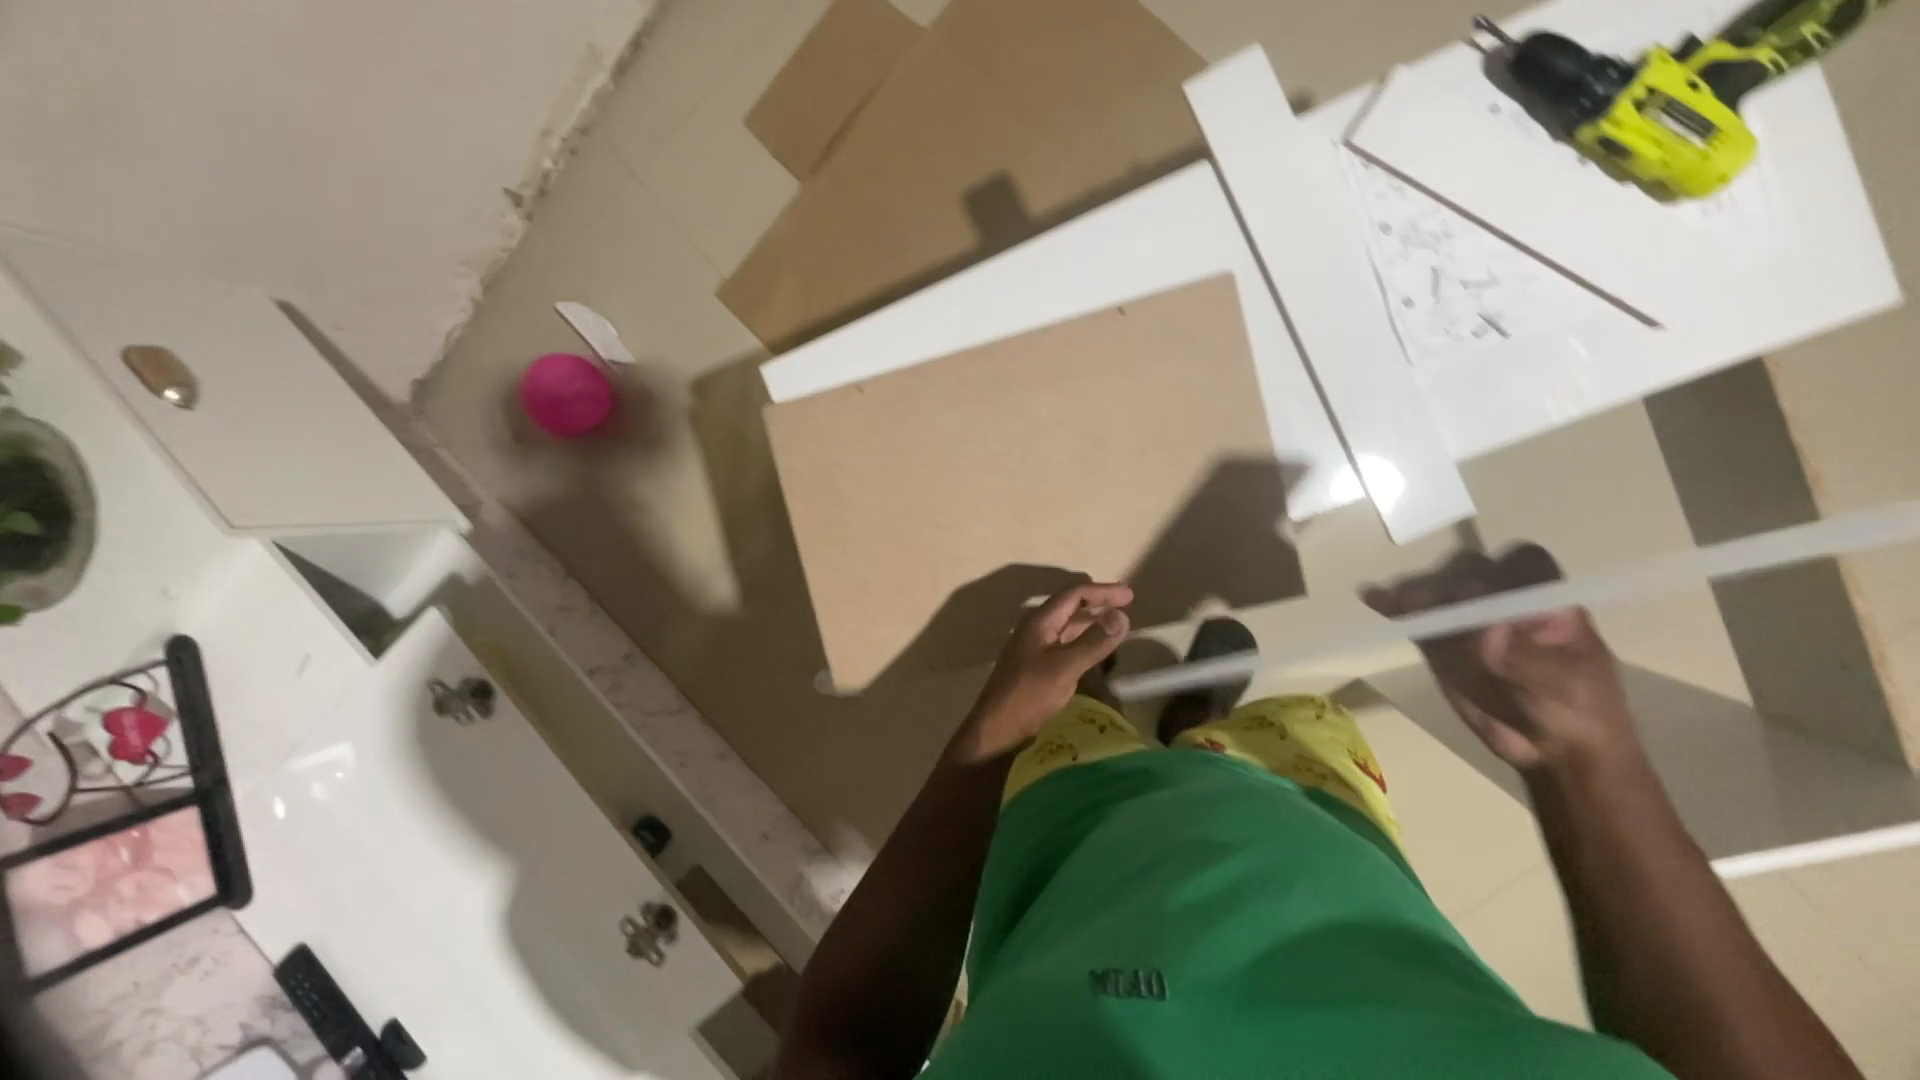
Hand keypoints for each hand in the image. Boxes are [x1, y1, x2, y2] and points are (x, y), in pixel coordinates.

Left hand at [949, 580, 1132, 763]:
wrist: (996, 729)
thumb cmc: (1028, 695)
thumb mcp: (1065, 667)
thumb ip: (1093, 642)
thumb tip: (1121, 616)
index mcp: (1039, 622)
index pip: (1073, 594)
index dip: (1102, 591)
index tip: (1129, 595)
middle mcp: (1035, 628)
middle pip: (1069, 606)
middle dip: (1097, 602)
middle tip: (1126, 604)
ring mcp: (1034, 647)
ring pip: (1067, 624)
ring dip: (1090, 620)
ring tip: (1115, 623)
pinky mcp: (1036, 665)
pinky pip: (1064, 642)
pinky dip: (1083, 639)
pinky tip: (1095, 648)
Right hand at [1364, 545, 1638, 773]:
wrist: (1554, 749)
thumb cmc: (1577, 713)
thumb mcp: (1563, 687)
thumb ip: (1526, 659)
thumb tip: (1489, 631)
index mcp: (1546, 599)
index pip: (1520, 563)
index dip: (1497, 574)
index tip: (1475, 597)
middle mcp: (1504, 599)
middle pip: (1468, 570)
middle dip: (1446, 583)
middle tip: (1423, 603)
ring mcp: (1469, 619)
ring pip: (1436, 591)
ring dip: (1414, 592)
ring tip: (1393, 600)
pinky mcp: (1440, 641)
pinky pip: (1416, 617)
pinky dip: (1395, 607)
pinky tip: (1373, 597)